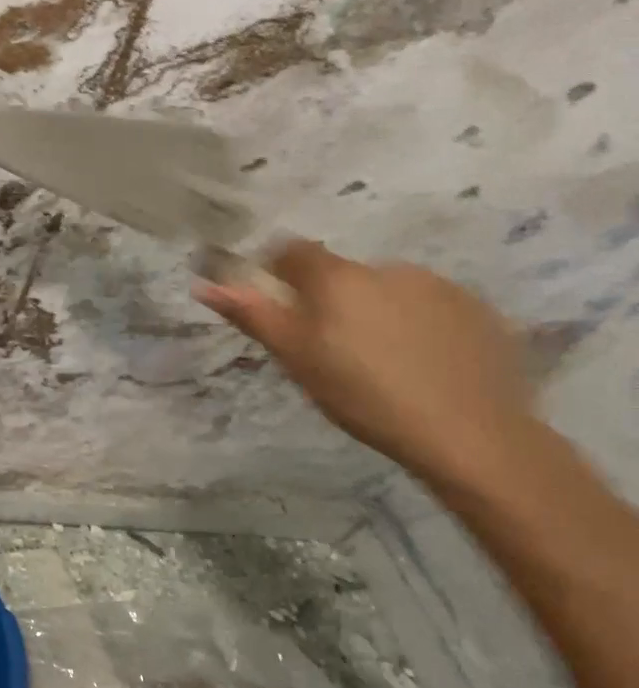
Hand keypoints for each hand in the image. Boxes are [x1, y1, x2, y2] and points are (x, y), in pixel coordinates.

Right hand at [195, 240, 535, 479]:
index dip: (279, 272)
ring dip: (377, 311)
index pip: (293, 251)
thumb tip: (204, 283)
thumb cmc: (363, 394)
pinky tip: (424, 364)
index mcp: (337, 277)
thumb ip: (252, 314)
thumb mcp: (295, 358)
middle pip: (344, 274)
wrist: (472, 436)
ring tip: (382, 360)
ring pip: (390, 290)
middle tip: (330, 346)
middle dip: (332, 299)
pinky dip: (421, 326)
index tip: (279, 305)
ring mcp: (442, 289)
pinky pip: (434, 308)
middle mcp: (388, 269)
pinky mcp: (483, 314)